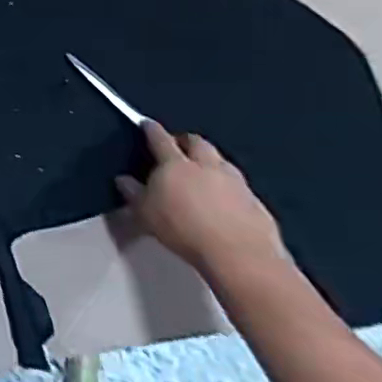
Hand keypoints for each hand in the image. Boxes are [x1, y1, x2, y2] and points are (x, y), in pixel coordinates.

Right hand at [116, 120, 284, 271]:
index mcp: (175, 164)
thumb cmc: (184, 229)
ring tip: (204, 171)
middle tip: (179, 146)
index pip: (160, 138)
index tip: (147, 124)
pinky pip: (240, 186)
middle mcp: (207, 166)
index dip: (152, 129)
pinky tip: (227, 201)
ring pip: (222, 161)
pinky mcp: (258, 203)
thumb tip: (123, 180)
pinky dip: (230, 187)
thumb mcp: (146, 213)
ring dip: (212, 162)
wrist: (240, 257)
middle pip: (198, 142)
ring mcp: (236, 183)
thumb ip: (133, 193)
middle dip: (187, 140)